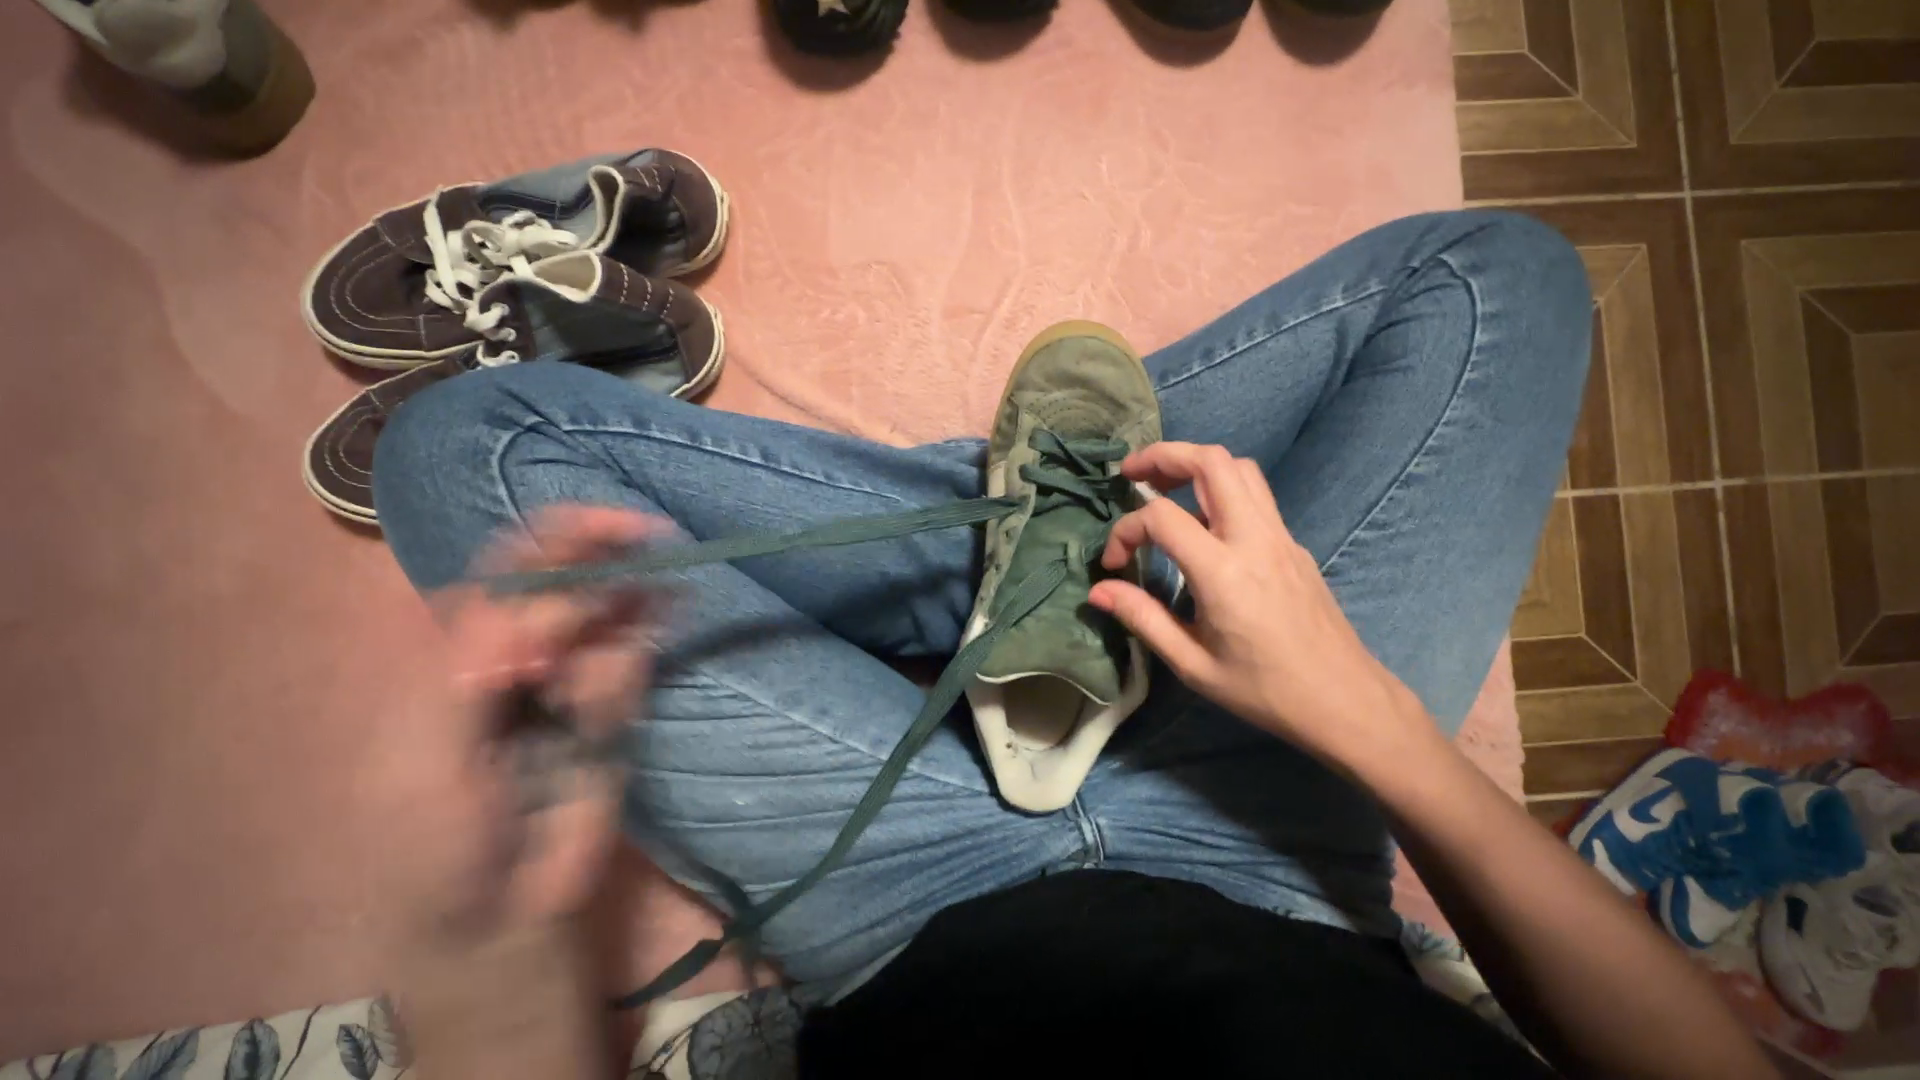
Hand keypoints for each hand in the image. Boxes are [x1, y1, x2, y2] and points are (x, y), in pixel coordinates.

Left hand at [385, 506, 661, 947]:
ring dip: (626, 621)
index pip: (513, 567)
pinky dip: (631, 666)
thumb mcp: (427, 749)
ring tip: (596, 688)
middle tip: (644, 589)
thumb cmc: (429, 836)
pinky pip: (629, 667)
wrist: (492, 912)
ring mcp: (570, 675)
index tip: (624, 531)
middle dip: (608, 572)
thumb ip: (472, 668)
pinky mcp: (610, 709)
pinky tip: (603, 706)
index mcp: (456, 644)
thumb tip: (541, 609)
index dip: (565, 539)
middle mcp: (517, 646)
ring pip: (610, 619)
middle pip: (572, 581)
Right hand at [1088, 442, 1430, 771]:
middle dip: (1165, 455)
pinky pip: (1257, 496)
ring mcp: (1281, 537)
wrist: (1345, 701)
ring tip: (1165, 487)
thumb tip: (1098, 590)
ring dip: (1198, 465)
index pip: (1162, 517)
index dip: (1126, 529)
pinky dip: (1222, 488)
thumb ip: (1144, 619)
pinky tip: (1203, 522)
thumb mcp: (1193, 665)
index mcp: (1223, 572)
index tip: (1115, 563)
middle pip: (1212, 462)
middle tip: (1132, 473)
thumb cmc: (1264, 691)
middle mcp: (1254, 540)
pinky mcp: (1294, 545)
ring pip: (1241, 469)